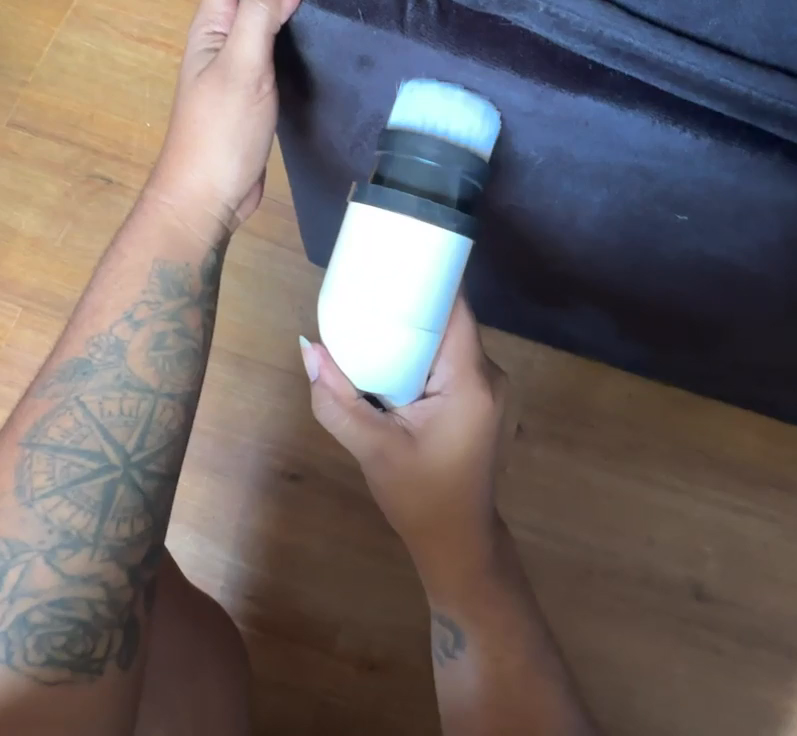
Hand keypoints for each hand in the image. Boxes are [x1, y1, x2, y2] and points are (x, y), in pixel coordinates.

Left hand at [143, 0, 306, 239]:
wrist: (210, 195)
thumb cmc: (218, 130)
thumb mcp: (242, 66)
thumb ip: (264, 12)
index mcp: (212, 22)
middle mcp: (227, 34)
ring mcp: (245, 61)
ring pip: (273, 12)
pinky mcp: (263, 86)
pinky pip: (284, 43)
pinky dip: (304, 25)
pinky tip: (331, 19)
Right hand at [301, 297, 512, 578]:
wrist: (458, 542)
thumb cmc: (419, 496)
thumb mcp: (372, 448)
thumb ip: (337, 399)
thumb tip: (308, 348)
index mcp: (470, 381)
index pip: (455, 310)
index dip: (429, 279)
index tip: (397, 254)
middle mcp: (488, 375)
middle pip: (450, 321)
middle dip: (412, 302)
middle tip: (371, 283)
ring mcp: (489, 386)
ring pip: (449, 340)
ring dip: (416, 329)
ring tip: (375, 313)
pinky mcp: (480, 397)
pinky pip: (451, 359)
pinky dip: (424, 351)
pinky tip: (393, 351)